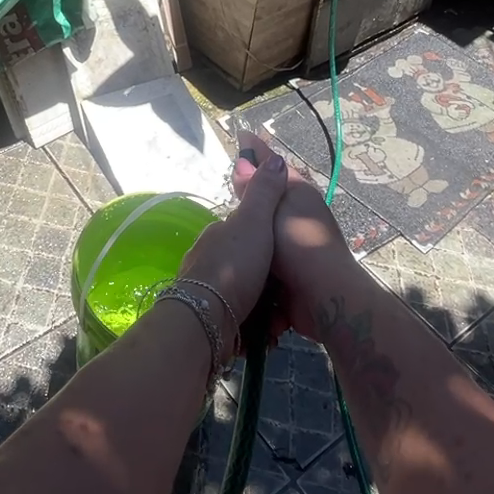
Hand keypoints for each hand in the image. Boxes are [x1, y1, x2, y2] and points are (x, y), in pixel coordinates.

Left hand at [173, 136, 288, 360]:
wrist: (206, 320)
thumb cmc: (234, 267)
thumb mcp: (254, 222)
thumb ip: (264, 192)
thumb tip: (274, 158)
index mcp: (219, 235)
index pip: (248, 233)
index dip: (270, 245)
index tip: (288, 261)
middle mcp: (209, 260)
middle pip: (249, 267)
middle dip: (269, 283)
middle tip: (286, 296)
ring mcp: (206, 291)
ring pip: (246, 296)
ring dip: (264, 309)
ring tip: (278, 321)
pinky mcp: (209, 321)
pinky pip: (238, 321)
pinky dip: (253, 328)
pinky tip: (264, 335)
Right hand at [229, 130, 369, 342]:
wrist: (326, 298)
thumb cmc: (298, 246)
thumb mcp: (273, 211)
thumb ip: (256, 190)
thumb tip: (244, 163)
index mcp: (296, 192)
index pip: (273, 163)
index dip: (257, 149)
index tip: (242, 134)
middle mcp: (297, 213)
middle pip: (269, 194)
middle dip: (251, 186)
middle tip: (229, 176)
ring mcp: (294, 241)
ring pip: (266, 224)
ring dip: (252, 222)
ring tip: (229, 216)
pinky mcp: (290, 268)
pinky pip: (266, 251)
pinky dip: (256, 248)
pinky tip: (240, 250)